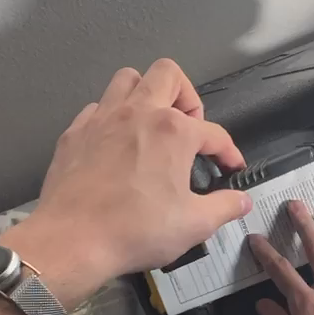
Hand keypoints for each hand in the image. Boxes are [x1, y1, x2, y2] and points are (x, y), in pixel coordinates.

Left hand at [3, 60, 250, 300]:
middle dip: (187, 96)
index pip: (214, 132)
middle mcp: (138, 113)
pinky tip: (118, 142)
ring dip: (147, 93)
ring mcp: (103, 119)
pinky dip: (113, 116)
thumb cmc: (134, 230)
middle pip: (169, 75)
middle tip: (190, 126)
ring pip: (128, 78)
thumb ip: (224, 207)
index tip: (230, 165)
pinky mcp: (76, 133)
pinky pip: (98, 107)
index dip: (229, 151)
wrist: (74, 240)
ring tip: (153, 122)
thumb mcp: (195, 225)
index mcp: (173, 132)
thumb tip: (240, 201)